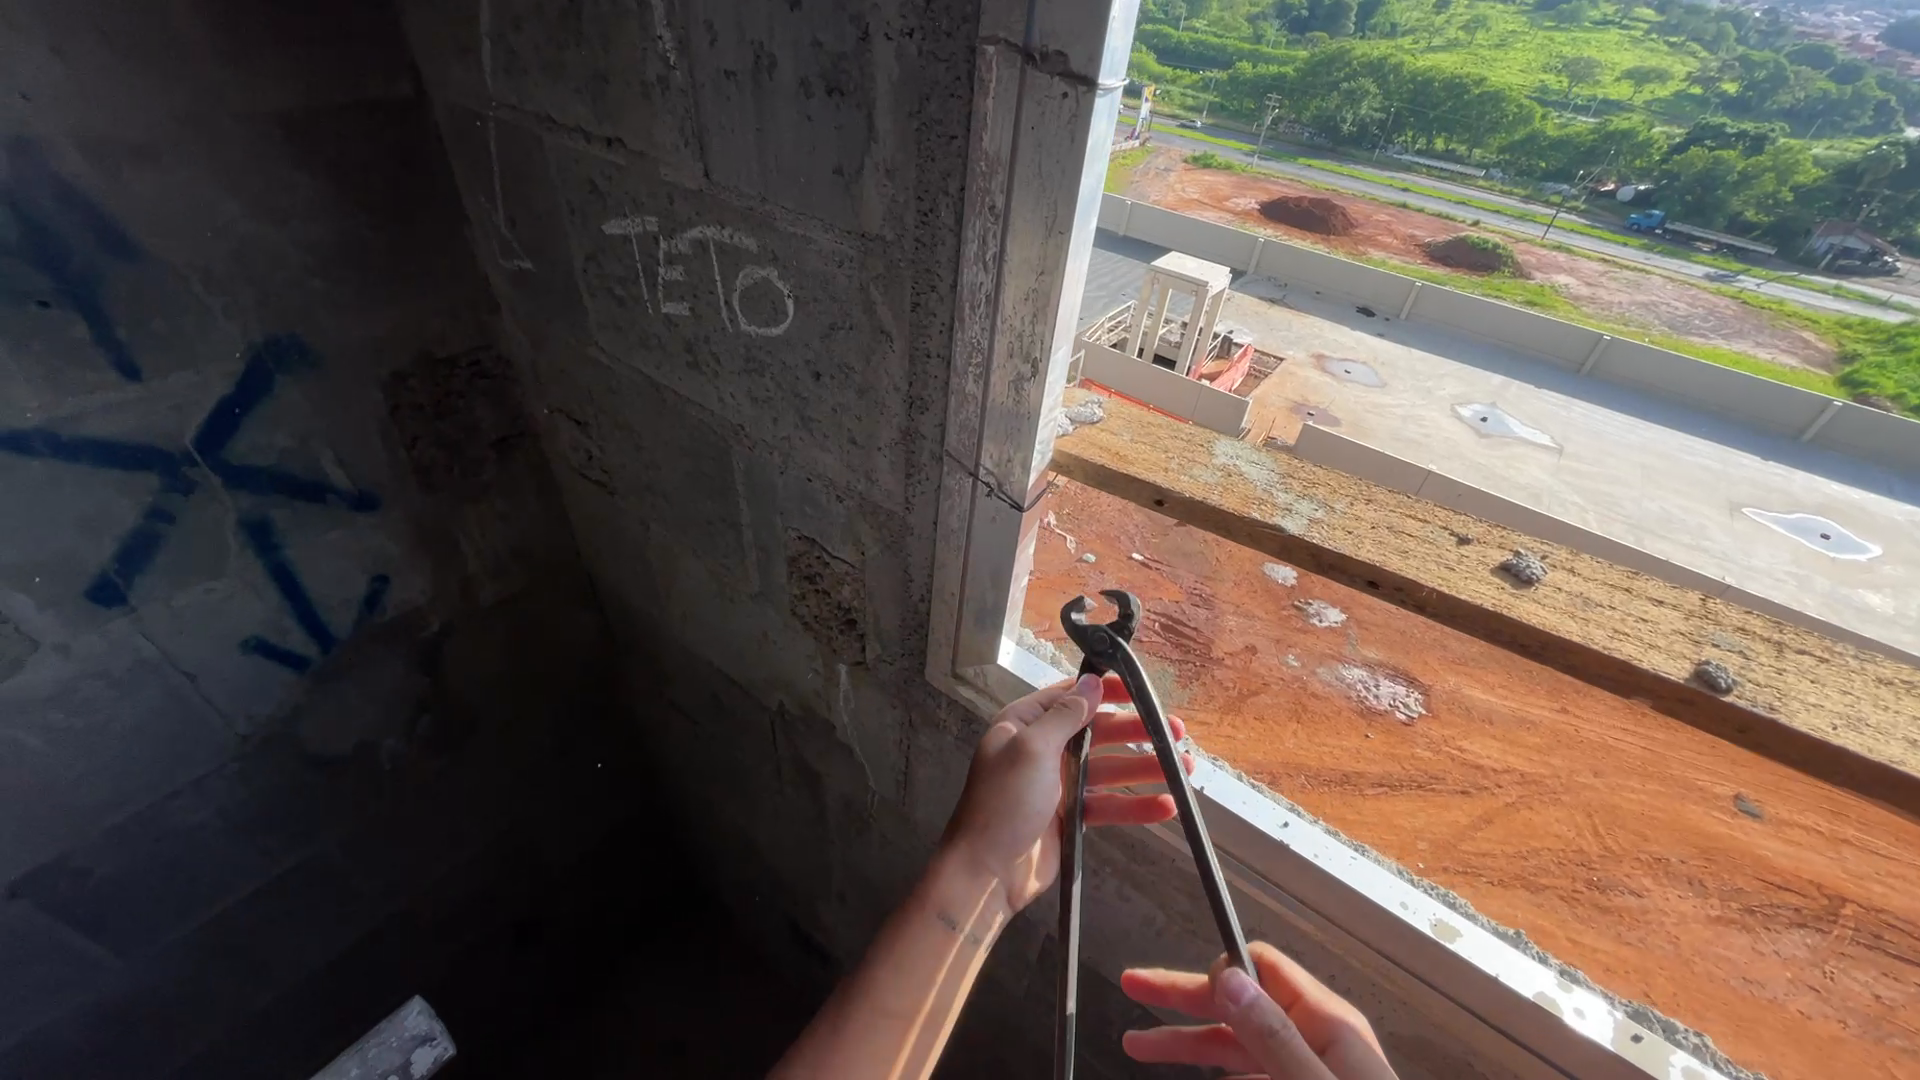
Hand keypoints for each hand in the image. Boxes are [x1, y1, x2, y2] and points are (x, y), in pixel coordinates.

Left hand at [940, 673, 1190, 913]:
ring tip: (1184, 767)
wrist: (986, 871)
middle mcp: (1042, 748)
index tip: (1140, 690)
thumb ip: (1065, 716)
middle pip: (1097, 732)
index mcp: (1025, 723)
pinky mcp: (1070, 815)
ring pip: (1109, 769)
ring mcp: (1057, 783)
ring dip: (1144, 768)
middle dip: (1136, 731)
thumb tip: (1092, 683)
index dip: (1106, 691)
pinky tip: (1166, 805)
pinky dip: (1135, 805)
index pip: (1070, 697)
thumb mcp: (1032, 749)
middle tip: (1176, 732)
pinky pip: (1108, 804)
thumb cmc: (1003, 802)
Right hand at [1120, 941, 1398, 1079]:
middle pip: (1236, 1002)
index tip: (1173, 988)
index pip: (1260, 965)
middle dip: (1182, 996)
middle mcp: (1314, 1037)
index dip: (1216, 970)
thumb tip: (1225, 973)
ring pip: (1235, 1042)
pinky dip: (1215, 1069)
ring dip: (1187, 1040)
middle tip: (1133, 986)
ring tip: (1138, 1047)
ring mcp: (1308, 1069)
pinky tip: (1192, 1073)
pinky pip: (1250, 1073)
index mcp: (1326, 1022)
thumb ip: (1272, 1035)